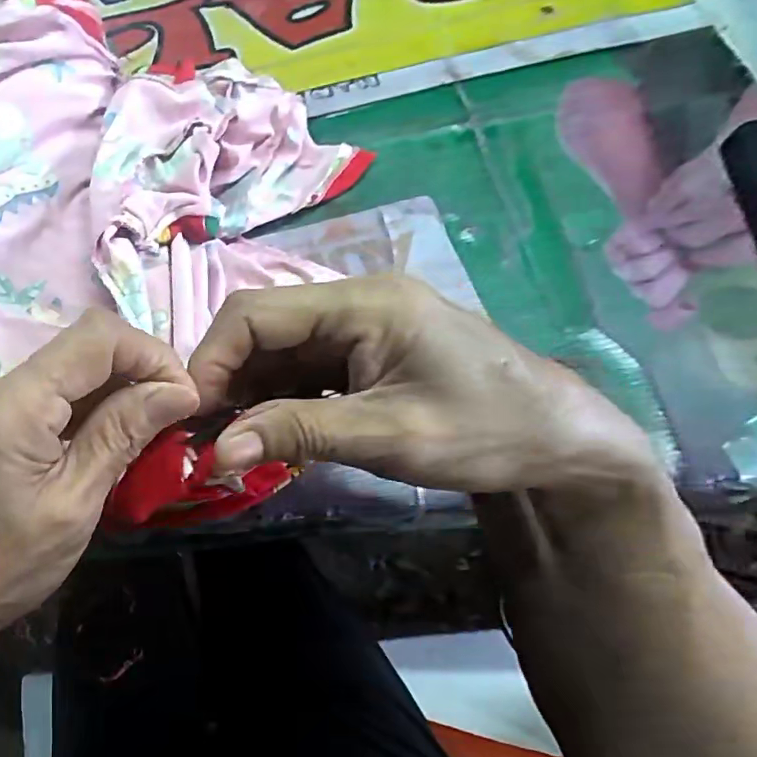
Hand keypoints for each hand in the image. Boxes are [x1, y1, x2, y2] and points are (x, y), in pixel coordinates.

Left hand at [0, 311, 199, 700]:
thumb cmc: (13, 563)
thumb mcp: (76, 501)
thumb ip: (122, 433)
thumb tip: (180, 389)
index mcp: (13, 403)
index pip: (95, 338)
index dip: (150, 355)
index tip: (186, 398)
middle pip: (83, 347)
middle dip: (138, 370)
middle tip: (175, 416)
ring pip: (71, 368)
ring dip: (118, 389)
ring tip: (153, 429)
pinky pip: (53, 393)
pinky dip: (91, 405)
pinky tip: (115, 435)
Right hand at [185, 277, 661, 496]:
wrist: (564, 447)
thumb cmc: (489, 431)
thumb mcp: (388, 434)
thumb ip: (296, 434)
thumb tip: (215, 453)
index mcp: (362, 302)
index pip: (254, 312)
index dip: (210, 359)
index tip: (192, 414)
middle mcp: (350, 304)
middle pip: (256, 329)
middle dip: (221, 379)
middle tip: (202, 433)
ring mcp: (353, 330)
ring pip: (269, 352)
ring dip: (242, 394)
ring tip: (227, 439)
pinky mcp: (356, 356)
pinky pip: (292, 371)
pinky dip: (268, 402)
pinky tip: (262, 432)